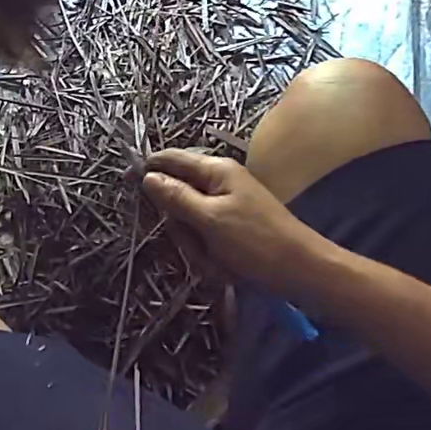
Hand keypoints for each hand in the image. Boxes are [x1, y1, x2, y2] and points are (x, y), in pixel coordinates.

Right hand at [142, 149, 328, 288]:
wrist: (303, 270)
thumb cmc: (255, 241)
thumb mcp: (210, 220)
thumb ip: (176, 197)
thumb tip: (148, 177)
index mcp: (216, 170)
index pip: (172, 159)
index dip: (150, 169)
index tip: (128, 183)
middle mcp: (222, 181)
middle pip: (179, 195)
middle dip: (181, 226)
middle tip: (195, 245)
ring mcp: (229, 204)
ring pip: (191, 221)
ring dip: (198, 246)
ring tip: (215, 262)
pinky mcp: (235, 226)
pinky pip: (208, 237)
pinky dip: (211, 255)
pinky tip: (224, 268)